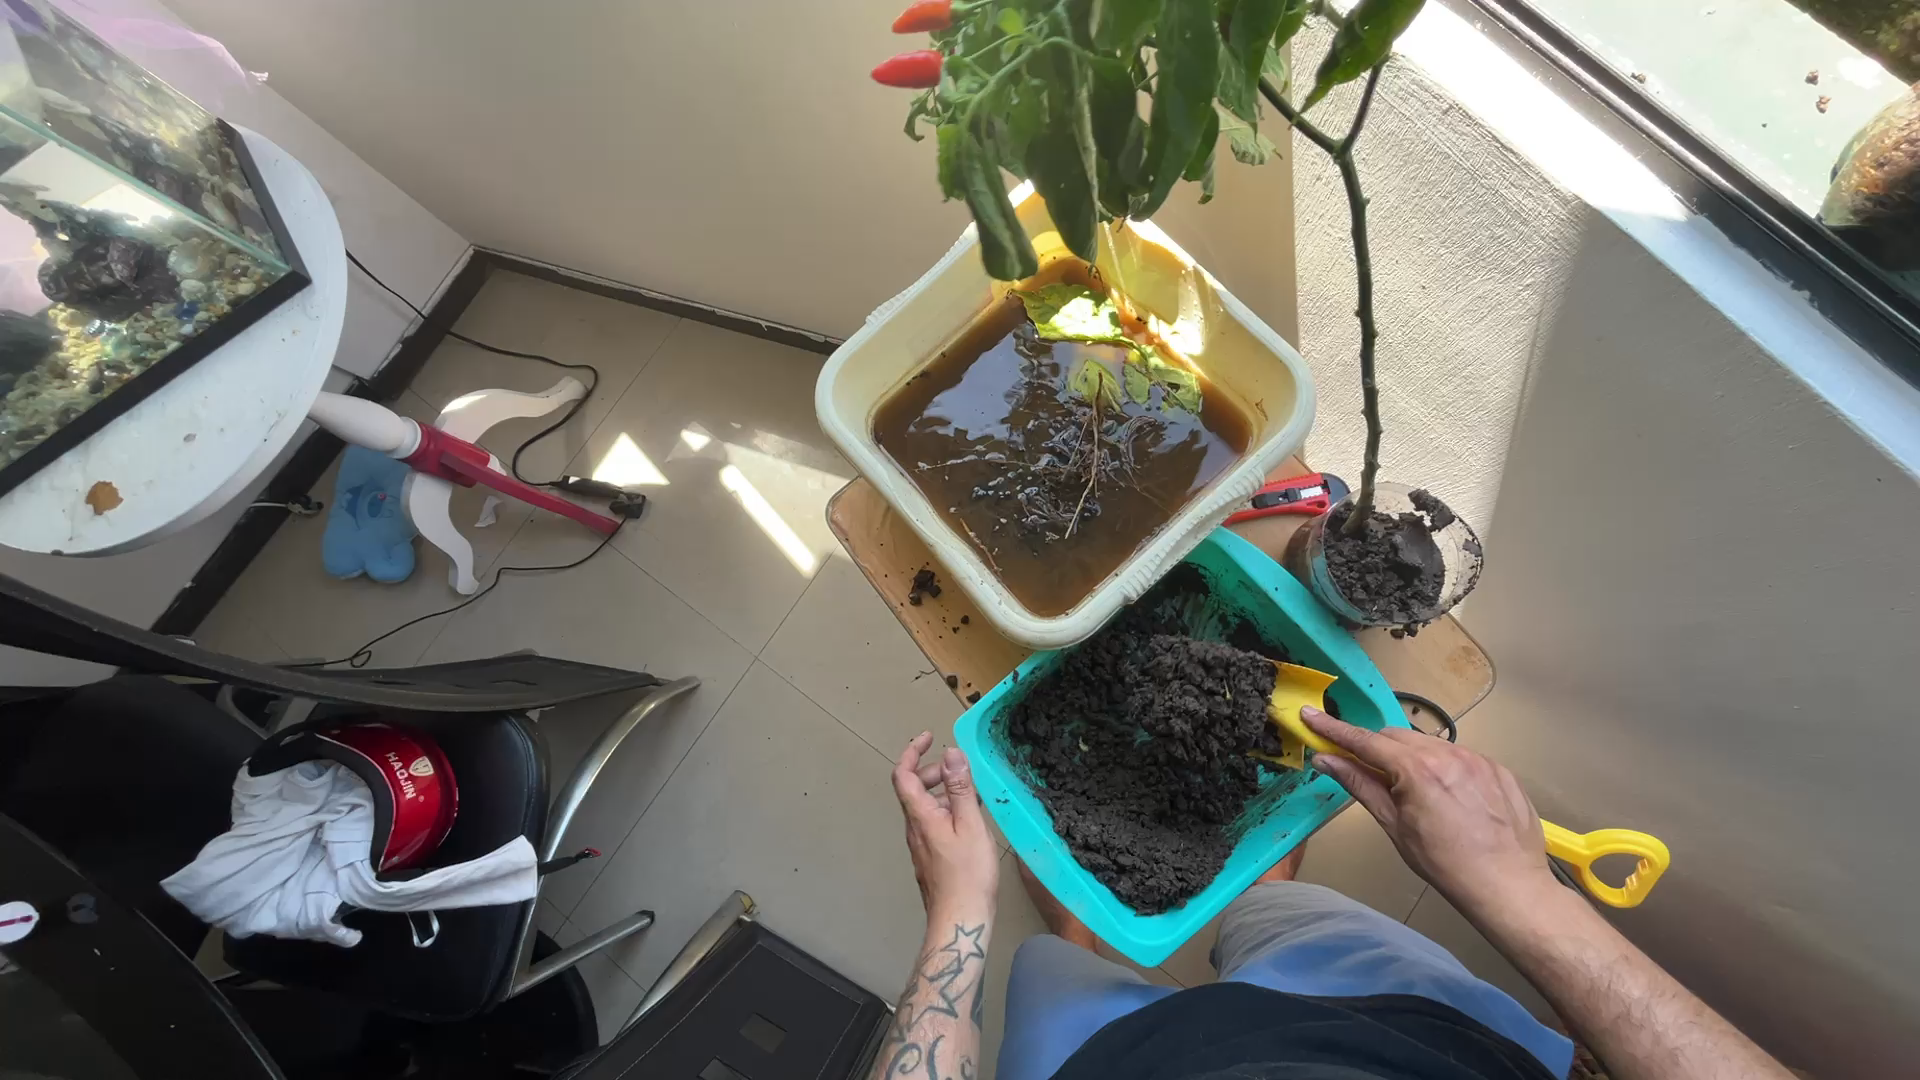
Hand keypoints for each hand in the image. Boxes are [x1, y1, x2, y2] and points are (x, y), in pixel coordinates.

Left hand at [891, 732, 998, 919]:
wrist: (960, 922)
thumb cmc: (968, 874)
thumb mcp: (970, 825)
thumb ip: (961, 789)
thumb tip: (951, 753)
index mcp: (920, 815)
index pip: (904, 775)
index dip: (912, 752)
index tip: (929, 737)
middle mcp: (914, 828)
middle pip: (914, 789)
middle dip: (934, 771)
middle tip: (960, 771)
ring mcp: (921, 845)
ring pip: (926, 807)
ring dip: (944, 792)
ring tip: (973, 795)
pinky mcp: (930, 858)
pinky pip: (933, 823)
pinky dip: (948, 811)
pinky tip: (971, 822)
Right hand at [1301, 706, 1558, 917]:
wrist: (1511, 888)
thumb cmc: (1444, 863)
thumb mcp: (1394, 825)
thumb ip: (1359, 784)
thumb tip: (1325, 759)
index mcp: (1416, 768)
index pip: (1364, 740)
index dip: (1333, 728)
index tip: (1309, 714)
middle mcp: (1447, 753)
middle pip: (1396, 736)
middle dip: (1376, 748)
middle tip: (1370, 772)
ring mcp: (1478, 759)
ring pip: (1428, 743)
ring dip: (1411, 756)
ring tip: (1417, 791)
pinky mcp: (1499, 769)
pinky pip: (1459, 756)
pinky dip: (1443, 766)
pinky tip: (1450, 796)